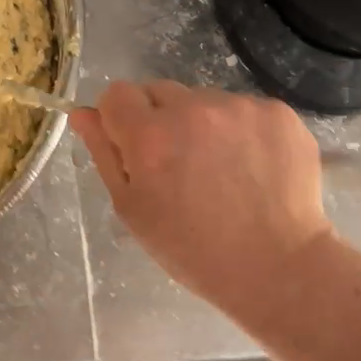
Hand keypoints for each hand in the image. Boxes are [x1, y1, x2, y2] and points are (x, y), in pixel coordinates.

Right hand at [70, 81, 330, 321]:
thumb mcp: (133, 209)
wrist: (278, 268)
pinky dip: (242, 131)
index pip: (117, 93)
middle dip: (161, 119)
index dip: (121, 119)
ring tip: (222, 171)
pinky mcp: (278, 112)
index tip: (135, 147)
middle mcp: (193, 109)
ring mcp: (240, 107)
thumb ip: (105, 153)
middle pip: (160, 91)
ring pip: (204, 100)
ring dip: (203, 124)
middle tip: (179, 165)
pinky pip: (245, 109)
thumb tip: (82, 113)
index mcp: (149, 135)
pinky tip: (252, 168)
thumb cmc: (192, 249)